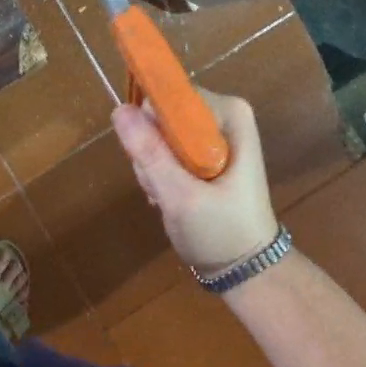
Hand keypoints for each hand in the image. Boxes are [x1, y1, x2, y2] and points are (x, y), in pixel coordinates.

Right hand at [112, 91, 280, 273]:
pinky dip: (159, 175)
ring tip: (170, 198)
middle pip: (160, 116)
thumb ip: (150, 153)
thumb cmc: (221, 232)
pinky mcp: (201, 152)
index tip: (156, 164)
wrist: (246, 269)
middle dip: (153, 154)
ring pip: (157, 135)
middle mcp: (222, 115)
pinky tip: (170, 198)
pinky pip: (164, 150)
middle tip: (166, 188)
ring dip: (154, 169)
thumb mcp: (182, 196)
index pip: (169, 96)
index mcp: (230, 113)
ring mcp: (211, 134)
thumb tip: (119, 110)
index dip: (153, 128)